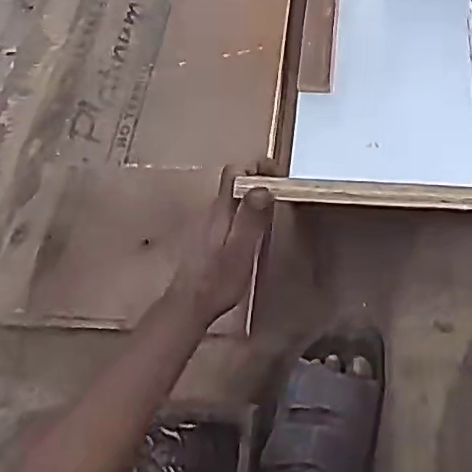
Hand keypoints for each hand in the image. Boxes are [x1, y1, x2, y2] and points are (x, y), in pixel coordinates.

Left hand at [167, 162, 275, 321]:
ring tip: (275, 202)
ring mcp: (209, 222)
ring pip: (233, 195)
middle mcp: (213, 210)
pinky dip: (246, 208)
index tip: (279, 174)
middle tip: (282, 187)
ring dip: (253, 192)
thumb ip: (250, 218)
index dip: (257, 166)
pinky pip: (231, 210)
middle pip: (235, 180)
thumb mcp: (240, 250)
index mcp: (221, 209)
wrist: (189, 305)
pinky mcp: (209, 236)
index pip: (236, 171)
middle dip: (259, 177)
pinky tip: (256, 225)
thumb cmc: (217, 281)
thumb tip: (262, 187)